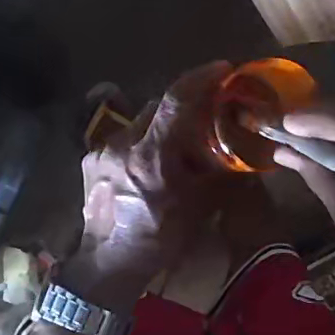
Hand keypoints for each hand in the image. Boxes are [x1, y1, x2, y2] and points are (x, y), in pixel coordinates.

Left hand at [72, 61, 234, 310]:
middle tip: (204, 116)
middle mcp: (122, 144)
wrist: (106, 266)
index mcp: (151, 156)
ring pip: (138, 122)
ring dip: (160, 127)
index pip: (175, 101)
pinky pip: (122, 140)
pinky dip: (141, 143)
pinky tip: (149, 164)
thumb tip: (244, 156)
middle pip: (157, 107)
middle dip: (183, 107)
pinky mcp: (90, 160)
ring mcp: (101, 150)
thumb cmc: (157, 240)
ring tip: (176, 146)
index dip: (200, 79)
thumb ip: (221, 176)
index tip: (222, 68)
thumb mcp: (199, 209)